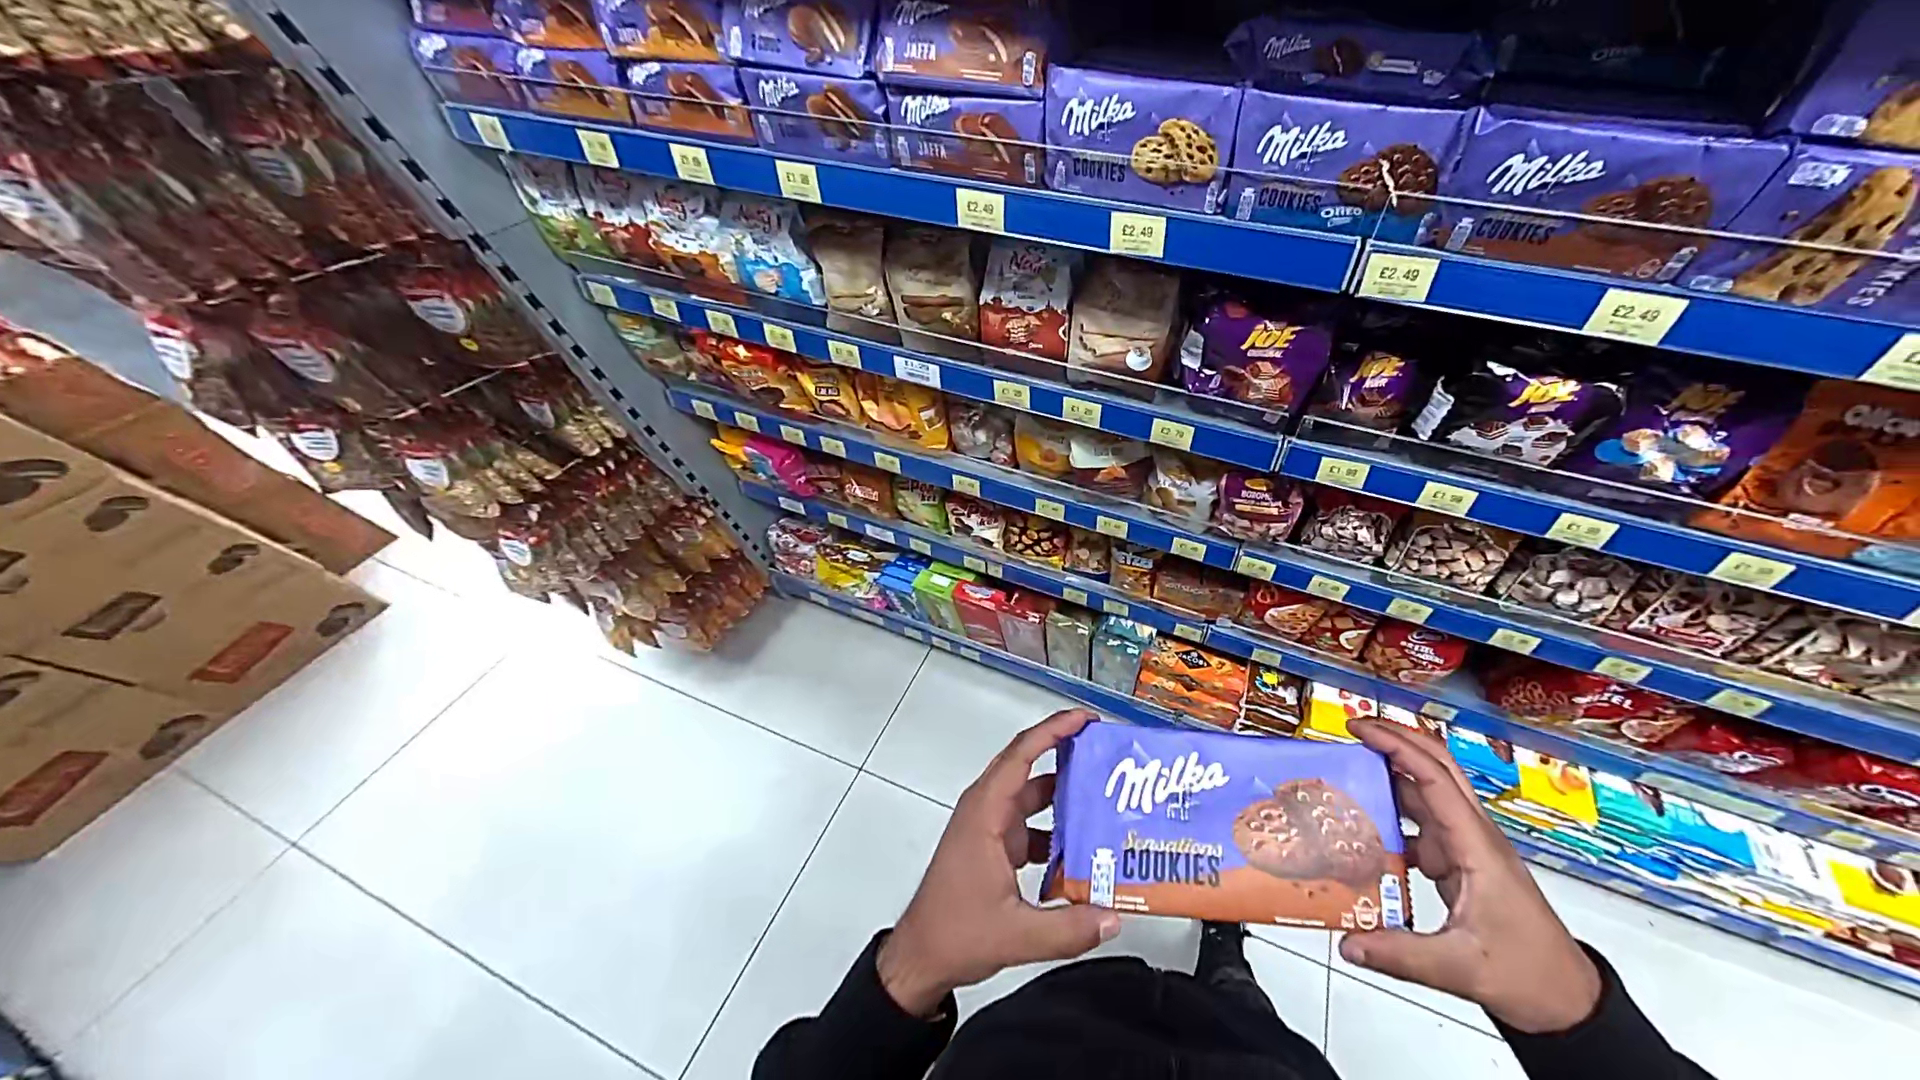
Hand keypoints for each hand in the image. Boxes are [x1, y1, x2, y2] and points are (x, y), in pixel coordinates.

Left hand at [877, 708, 1121, 1016]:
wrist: (922, 956)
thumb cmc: (952, 932)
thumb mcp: (1016, 933)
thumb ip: (1069, 928)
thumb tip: (1111, 917)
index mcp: (985, 813)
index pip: (1021, 755)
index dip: (1053, 731)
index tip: (1083, 720)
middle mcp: (986, 811)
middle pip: (1027, 766)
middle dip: (1064, 752)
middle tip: (1102, 750)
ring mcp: (989, 827)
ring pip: (1031, 796)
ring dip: (1063, 793)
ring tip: (1102, 795)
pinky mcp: (994, 846)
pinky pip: (1030, 823)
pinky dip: (1055, 828)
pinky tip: (1082, 847)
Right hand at [1339, 719, 1602, 1033]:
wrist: (1568, 1002)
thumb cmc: (1528, 976)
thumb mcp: (1460, 969)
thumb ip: (1399, 954)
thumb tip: (1346, 943)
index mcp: (1477, 847)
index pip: (1435, 779)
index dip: (1397, 747)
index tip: (1359, 728)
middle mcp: (1473, 836)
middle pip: (1439, 767)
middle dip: (1398, 739)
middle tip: (1354, 728)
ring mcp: (1466, 846)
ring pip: (1428, 791)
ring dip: (1392, 770)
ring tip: (1349, 763)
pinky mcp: (1458, 860)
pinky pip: (1420, 821)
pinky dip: (1392, 809)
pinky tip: (1363, 819)